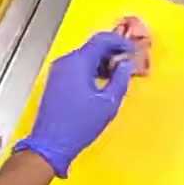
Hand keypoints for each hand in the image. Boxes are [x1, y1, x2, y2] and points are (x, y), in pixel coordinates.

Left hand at [13, 31, 134, 177]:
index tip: (132, 49)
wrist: (51, 144)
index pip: (102, 39)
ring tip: (117, 74)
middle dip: (112, 52)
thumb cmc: (79, 125)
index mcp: (78, 62)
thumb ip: (120, 79)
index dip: (121, 42)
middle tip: (127, 62)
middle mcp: (65, 62)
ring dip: (102, 61)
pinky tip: (101, 83)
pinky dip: (91, 69)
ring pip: (84, 57)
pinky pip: (76, 67)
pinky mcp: (55, 81)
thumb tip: (126, 65)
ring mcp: (58, 71)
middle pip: (92, 46)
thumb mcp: (108, 103)